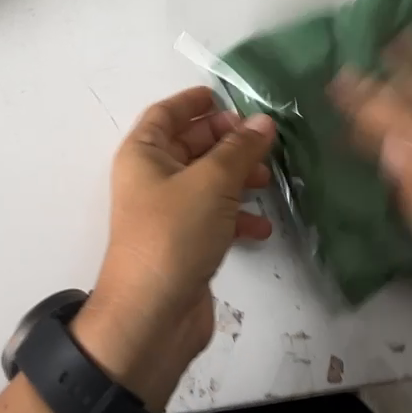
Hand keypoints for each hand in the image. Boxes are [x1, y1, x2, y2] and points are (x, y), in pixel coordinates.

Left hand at [72, 87, 275, 407]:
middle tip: (260, 137)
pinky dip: (237, 215)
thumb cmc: (174, 234)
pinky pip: (214, 216)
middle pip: (190, 145)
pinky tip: (262, 225)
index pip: (166, 114)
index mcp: (143, 154)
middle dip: (225, 139)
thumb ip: (239, 149)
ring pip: (207, 181)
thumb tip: (263, 121)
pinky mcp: (185, 243)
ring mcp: (168, 212)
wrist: (152, 317)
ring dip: (237, 176)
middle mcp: (151, 178)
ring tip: (268, 178)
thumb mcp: (211, 183)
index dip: (193, 101)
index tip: (226, 96)